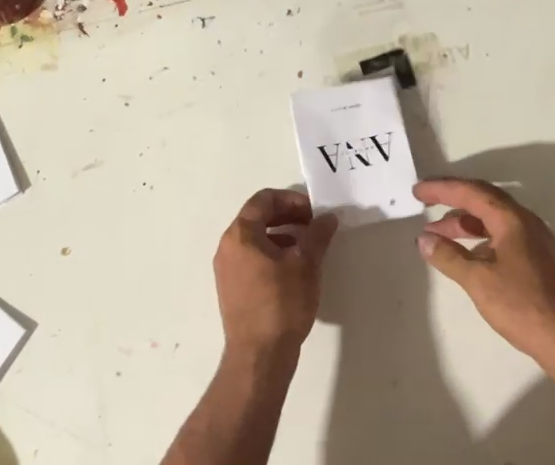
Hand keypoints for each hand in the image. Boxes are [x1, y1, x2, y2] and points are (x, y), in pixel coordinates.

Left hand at [212, 189, 338, 358]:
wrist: (259, 356)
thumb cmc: (281, 304)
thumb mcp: (306, 264)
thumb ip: (317, 235)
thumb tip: (328, 218)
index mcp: (241, 234)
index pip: (264, 199)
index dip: (291, 199)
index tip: (314, 212)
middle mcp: (228, 246)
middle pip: (258, 217)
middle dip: (288, 216)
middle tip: (314, 226)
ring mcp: (227, 268)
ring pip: (255, 238)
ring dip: (282, 235)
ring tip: (307, 248)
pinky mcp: (232, 288)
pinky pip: (251, 258)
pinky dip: (272, 253)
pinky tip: (293, 270)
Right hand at [414, 178, 554, 367]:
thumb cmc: (523, 306)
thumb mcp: (478, 281)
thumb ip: (449, 257)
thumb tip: (424, 239)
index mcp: (512, 219)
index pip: (471, 192)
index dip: (441, 189)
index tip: (417, 191)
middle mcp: (526, 222)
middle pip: (484, 200)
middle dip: (452, 201)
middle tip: (425, 204)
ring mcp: (535, 240)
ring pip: (494, 220)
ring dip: (465, 223)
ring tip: (439, 236)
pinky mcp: (539, 259)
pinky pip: (503, 236)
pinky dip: (480, 239)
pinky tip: (467, 256)